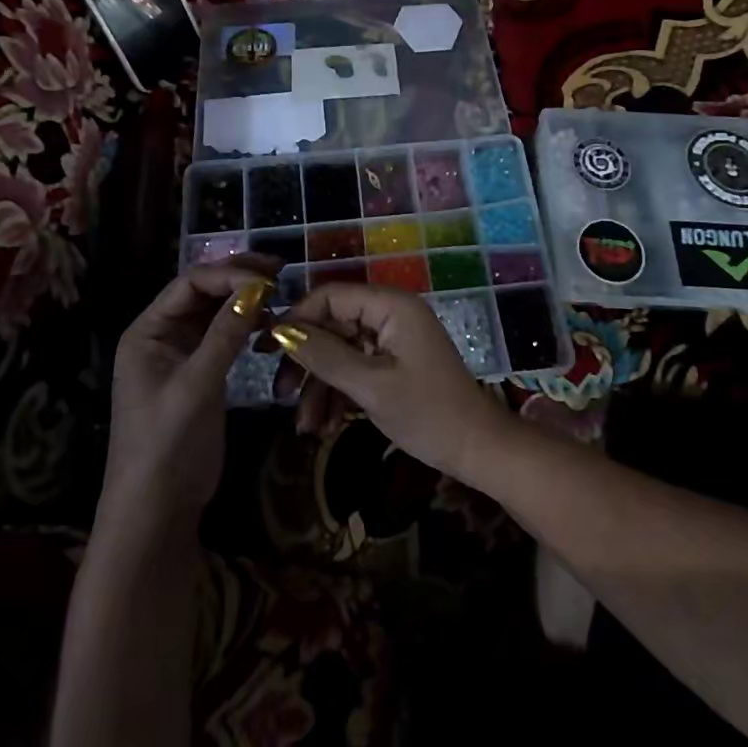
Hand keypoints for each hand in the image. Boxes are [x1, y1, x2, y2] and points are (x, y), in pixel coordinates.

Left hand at [107, 258, 276, 519]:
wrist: (157, 507)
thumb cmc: (166, 444)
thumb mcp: (195, 387)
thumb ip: (223, 336)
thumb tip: (254, 289)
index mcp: (147, 331)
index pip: (189, 284)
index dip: (228, 275)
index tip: (269, 277)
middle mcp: (161, 335)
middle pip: (201, 294)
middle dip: (237, 279)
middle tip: (280, 269)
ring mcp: (181, 355)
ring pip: (214, 315)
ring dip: (243, 302)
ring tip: (280, 293)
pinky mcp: (200, 375)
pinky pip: (222, 339)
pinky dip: (244, 327)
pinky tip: (268, 323)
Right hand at [273, 283, 512, 478]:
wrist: (478, 451)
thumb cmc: (428, 414)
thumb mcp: (369, 385)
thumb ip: (323, 355)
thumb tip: (281, 332)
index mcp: (391, 306)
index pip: (329, 296)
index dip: (296, 320)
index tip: (269, 351)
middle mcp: (389, 315)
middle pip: (331, 326)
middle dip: (305, 363)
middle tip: (281, 395)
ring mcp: (391, 341)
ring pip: (339, 352)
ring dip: (319, 387)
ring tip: (304, 426)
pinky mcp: (392, 364)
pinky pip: (354, 369)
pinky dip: (337, 395)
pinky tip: (323, 425)